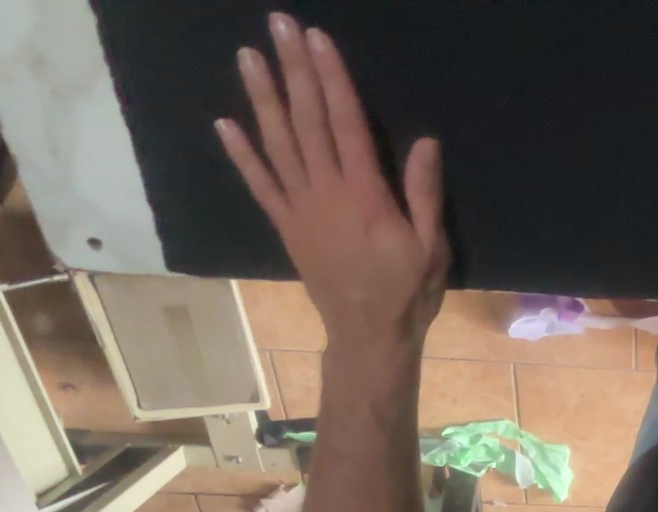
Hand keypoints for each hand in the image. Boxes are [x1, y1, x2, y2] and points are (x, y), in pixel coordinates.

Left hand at [216, 14, 449, 355]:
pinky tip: (225, 124)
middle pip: (307, 122)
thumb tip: (425, 143)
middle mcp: (327, 192)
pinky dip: (242, 155)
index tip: (318, 39)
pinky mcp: (288, 227)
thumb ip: (425, 196)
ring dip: (263, 98)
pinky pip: (261, 186)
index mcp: (366, 195)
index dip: (332, 79)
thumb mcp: (432, 248)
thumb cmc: (408, 293)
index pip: (346, 124)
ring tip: (249, 56)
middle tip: (279, 25)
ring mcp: (302, 209)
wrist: (370, 335)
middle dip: (294, 71)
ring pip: (278, 144)